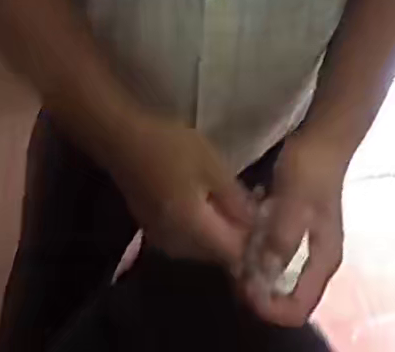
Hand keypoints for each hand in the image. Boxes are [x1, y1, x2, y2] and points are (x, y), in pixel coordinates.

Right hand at [105, 115, 255, 265]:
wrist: (123, 140)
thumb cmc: (170, 147)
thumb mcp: (211, 164)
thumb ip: (235, 198)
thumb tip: (259, 224)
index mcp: (193, 232)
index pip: (234, 254)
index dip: (255, 243)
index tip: (271, 222)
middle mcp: (177, 247)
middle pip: (218, 254)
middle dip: (240, 236)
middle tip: (257, 207)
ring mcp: (163, 240)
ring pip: (203, 246)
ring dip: (222, 230)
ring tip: (237, 200)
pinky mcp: (154, 230)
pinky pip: (188, 237)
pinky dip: (204, 225)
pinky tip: (210, 200)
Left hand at [240, 131, 350, 325]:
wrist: (323, 138)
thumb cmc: (311, 169)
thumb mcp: (294, 203)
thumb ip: (282, 240)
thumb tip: (264, 278)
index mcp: (323, 259)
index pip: (298, 308)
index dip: (269, 308)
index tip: (244, 288)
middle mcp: (317, 258)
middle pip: (285, 292)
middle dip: (258, 284)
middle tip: (233, 265)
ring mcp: (306, 240)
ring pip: (277, 269)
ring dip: (255, 262)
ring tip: (236, 243)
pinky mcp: (295, 224)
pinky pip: (273, 246)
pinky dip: (258, 242)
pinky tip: (246, 225)